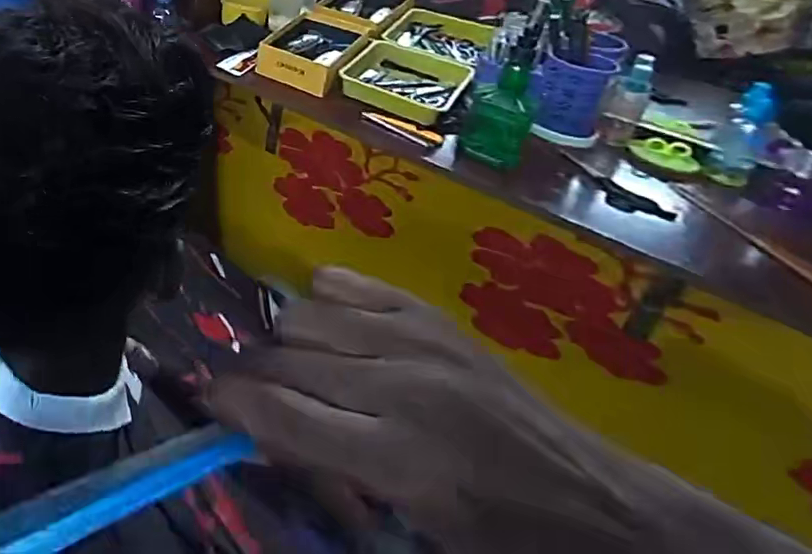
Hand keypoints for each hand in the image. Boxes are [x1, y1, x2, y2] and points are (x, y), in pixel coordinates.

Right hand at [205, 268, 643, 550]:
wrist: (602, 508)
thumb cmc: (499, 534)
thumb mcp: (411, 523)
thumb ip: (327, 468)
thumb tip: (252, 428)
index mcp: (403, 460)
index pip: (283, 415)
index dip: (231, 403)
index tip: (208, 400)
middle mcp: (402, 388)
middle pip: (283, 361)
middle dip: (250, 376)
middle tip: (249, 392)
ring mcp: (416, 338)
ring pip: (301, 316)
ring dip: (287, 343)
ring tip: (304, 368)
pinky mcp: (428, 312)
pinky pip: (340, 282)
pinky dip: (324, 304)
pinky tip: (339, 333)